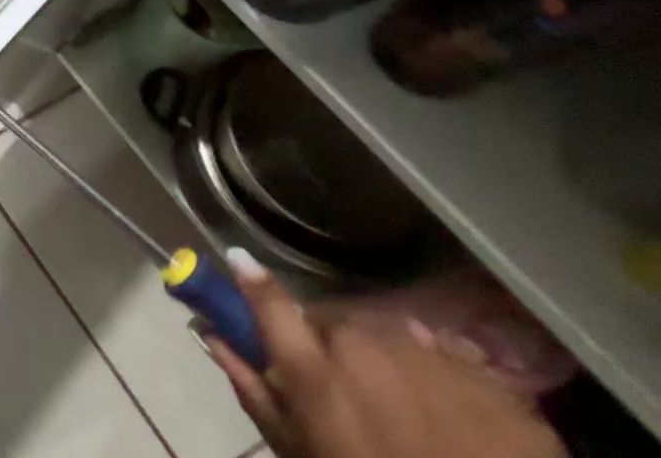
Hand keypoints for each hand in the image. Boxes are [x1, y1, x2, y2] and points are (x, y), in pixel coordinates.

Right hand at [205, 255, 566, 457]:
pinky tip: (447, 413)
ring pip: (393, 335)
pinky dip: (438, 375)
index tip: (239, 259)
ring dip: (386, 356)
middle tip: (343, 383)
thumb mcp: (297, 447)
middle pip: (336, 322)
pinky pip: (449, 357)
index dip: (252, 281)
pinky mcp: (484, 378)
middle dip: (332, 342)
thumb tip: (213, 338)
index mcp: (316, 371)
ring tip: (402, 404)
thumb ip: (255, 390)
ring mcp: (430, 359)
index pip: (272, 307)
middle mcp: (366, 349)